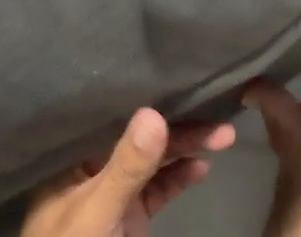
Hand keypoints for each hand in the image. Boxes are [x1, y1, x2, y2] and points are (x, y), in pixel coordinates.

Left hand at [20, 108, 235, 236]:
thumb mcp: (97, 211)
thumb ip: (126, 166)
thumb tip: (154, 112)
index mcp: (75, 160)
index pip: (115, 118)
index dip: (149, 98)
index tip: (184, 81)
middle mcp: (95, 170)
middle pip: (143, 138)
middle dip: (181, 128)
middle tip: (221, 118)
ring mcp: (115, 195)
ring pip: (156, 162)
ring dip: (188, 149)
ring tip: (225, 136)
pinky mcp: (131, 218)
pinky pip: (160, 188)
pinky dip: (181, 177)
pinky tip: (203, 167)